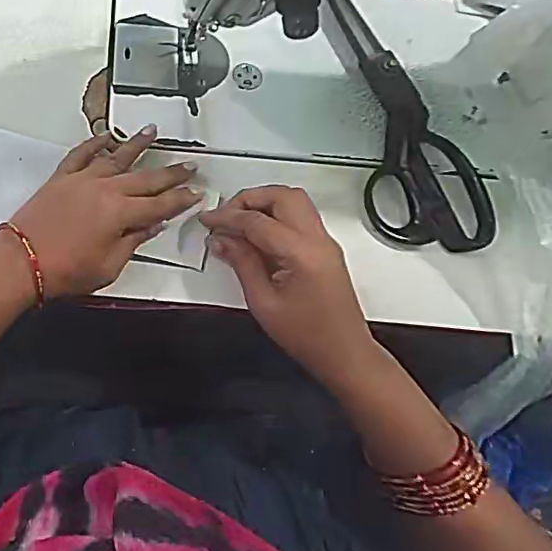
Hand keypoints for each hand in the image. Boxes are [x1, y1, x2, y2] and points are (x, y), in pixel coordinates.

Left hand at [6, 126, 201, 297]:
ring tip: (152, 132)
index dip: (181, 199)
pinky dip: (94, 143)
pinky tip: (105, 137)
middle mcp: (104, 190)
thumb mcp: (108, 266)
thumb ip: (132, 242)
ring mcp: (81, 181)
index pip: (160, 204)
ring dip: (136, 145)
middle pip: (146, 178)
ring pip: (116, 157)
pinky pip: (81, 154)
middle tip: (188, 166)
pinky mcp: (61, 179)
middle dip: (171, 173)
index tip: (194, 193)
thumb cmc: (62, 270)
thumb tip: (150, 227)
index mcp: (120, 214)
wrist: (22, 262)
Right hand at [200, 186, 373, 371]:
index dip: (227, 217)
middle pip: (282, 196)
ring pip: (293, 201)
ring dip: (263, 203)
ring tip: (238, 223)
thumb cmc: (306, 336)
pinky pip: (299, 216)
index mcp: (302, 253)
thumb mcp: (262, 302)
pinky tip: (256, 236)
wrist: (344, 354)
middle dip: (249, 199)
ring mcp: (325, 242)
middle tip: (225, 216)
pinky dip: (275, 215)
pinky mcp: (324, 249)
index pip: (257, 220)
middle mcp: (318, 240)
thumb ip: (242, 263)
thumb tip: (222, 239)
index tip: (207, 220)